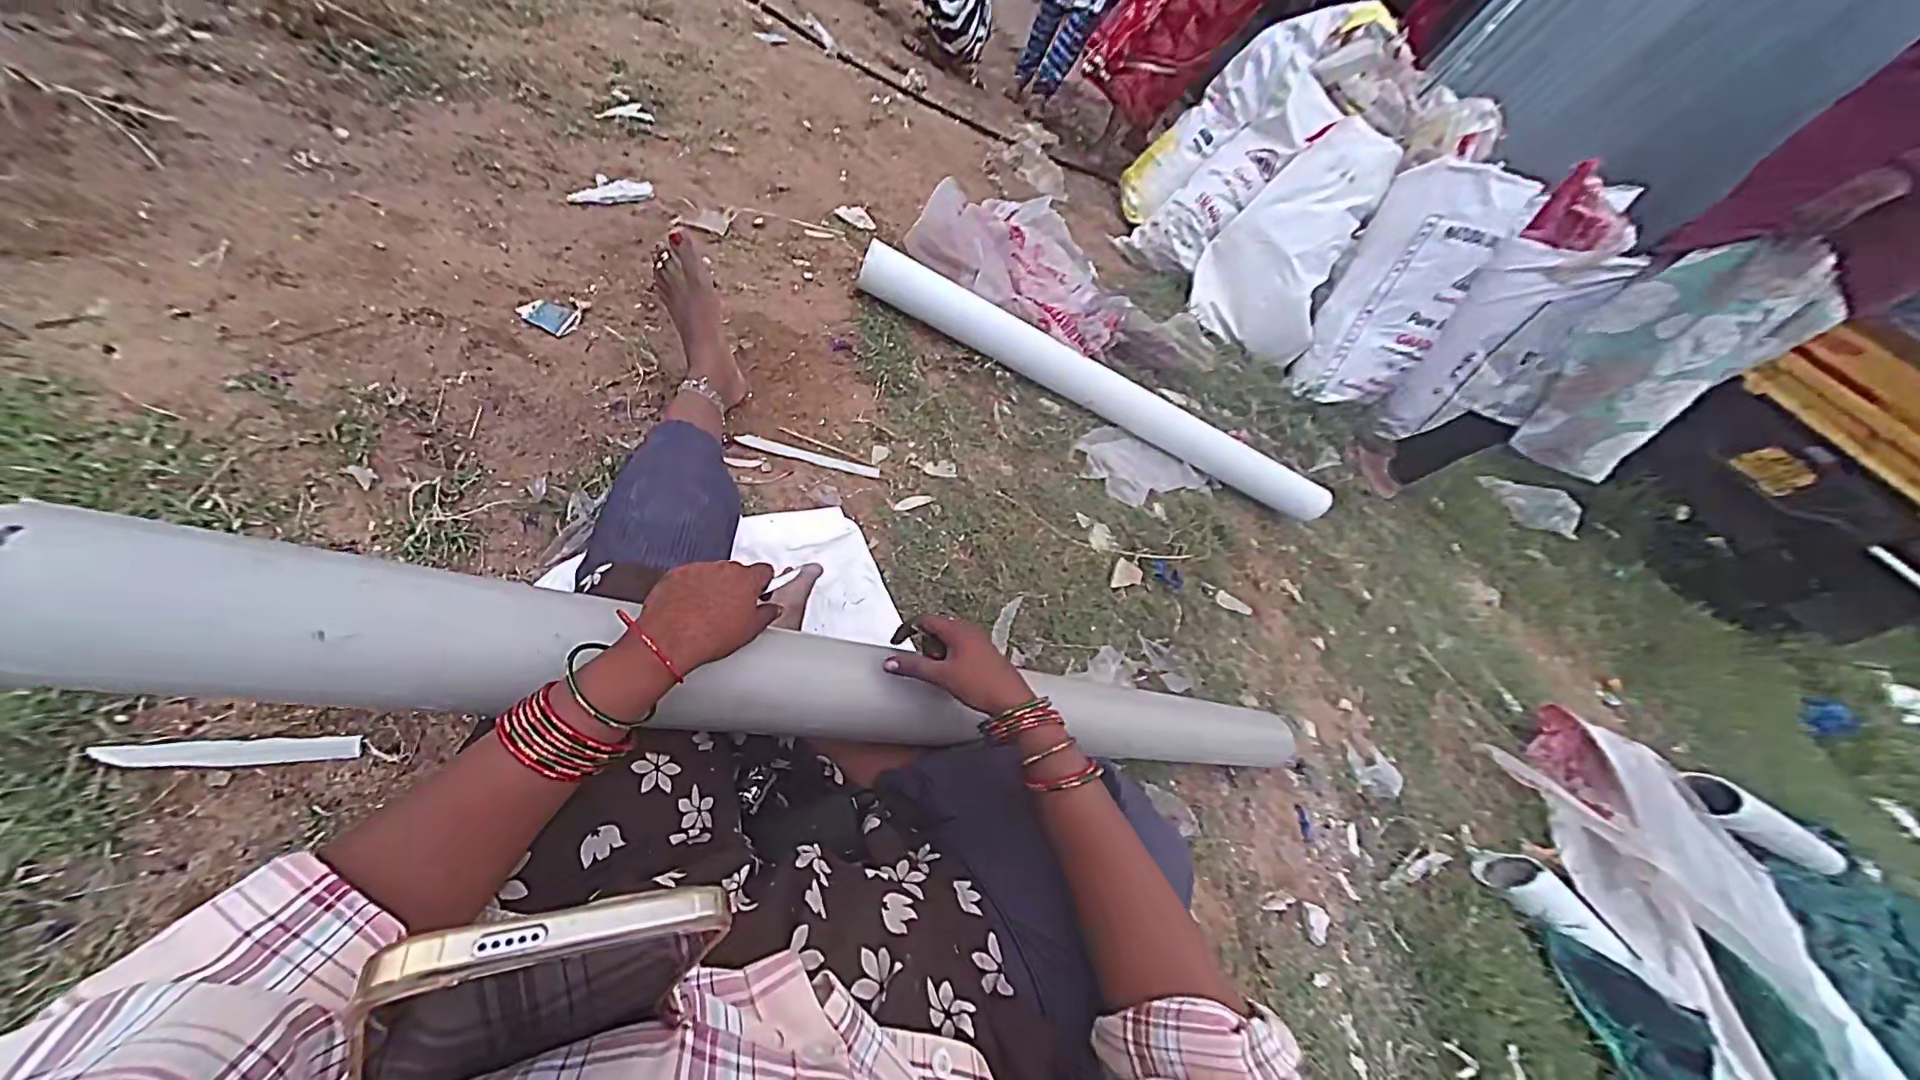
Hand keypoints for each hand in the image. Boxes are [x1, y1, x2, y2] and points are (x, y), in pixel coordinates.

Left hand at [630, 561, 782, 674]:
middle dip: (737, 587)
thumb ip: (767, 614)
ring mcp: (698, 569)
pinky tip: (690, 608)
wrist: (669, 640)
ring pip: (712, 574)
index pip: (765, 570)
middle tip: (732, 608)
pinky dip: (691, 588)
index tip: (760, 592)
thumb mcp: (750, 630)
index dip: (764, 583)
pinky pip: (689, 577)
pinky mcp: (676, 574)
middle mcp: (723, 568)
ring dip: (713, 587)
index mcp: (747, 579)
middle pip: (737, 572)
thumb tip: (772, 610)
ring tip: (708, 612)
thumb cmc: (708, 636)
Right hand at [883, 614, 1036, 716]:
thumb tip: (892, 661)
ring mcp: (979, 641)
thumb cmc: (982, 685)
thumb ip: (914, 667)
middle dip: (926, 646)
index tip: (897, 642)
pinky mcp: (985, 653)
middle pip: (937, 629)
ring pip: (949, 640)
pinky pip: (960, 649)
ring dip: (939, 654)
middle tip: (929, 666)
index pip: (925, 620)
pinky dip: (951, 659)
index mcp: (957, 630)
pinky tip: (956, 677)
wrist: (1012, 701)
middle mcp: (969, 630)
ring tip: (945, 674)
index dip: (907, 629)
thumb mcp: (941, 676)